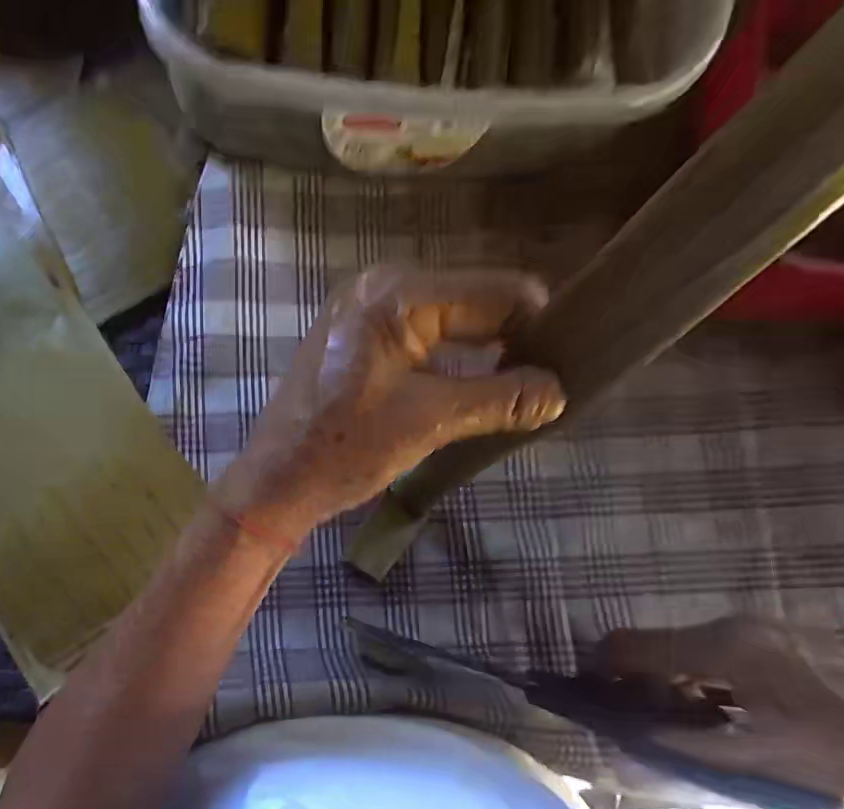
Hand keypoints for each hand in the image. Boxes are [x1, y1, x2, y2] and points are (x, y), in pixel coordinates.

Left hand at [213, 266, 565, 542]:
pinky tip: (475, 392)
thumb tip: (560, 391)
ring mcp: (362, 314)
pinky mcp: (356, 343)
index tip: (568, 363)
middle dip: (511, 340)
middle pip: (472, 302)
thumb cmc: (343, 449)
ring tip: (521, 392)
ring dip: (483, 355)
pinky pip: (420, 341)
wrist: (275, 484)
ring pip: (447, 324)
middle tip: (549, 383)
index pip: (495, 290)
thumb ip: (499, 399)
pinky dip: (450, 363)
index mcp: (396, 294)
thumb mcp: (428, 422)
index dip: (537, 325)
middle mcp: (379, 288)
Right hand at [603, 617, 843, 808]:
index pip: (627, 645)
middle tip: (643, 733)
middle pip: (657, 646)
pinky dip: (708, 683)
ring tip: (690, 735)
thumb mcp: (765, 762)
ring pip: (690, 652)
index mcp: (724, 647)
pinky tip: (733, 721)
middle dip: (638, 686)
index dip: (599, 673)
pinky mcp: (793, 642)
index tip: (592, 707)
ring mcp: (770, 630)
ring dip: (675, 688)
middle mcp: (739, 626)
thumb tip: (618, 750)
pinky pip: (724, 655)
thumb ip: (683, 751)